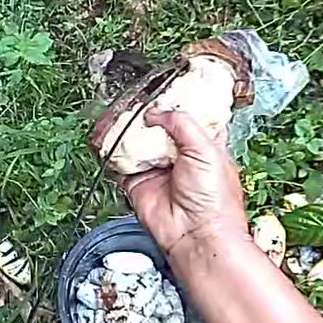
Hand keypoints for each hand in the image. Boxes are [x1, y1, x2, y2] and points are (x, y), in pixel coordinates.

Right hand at [122, 107, 248, 267]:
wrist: (196, 235)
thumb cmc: (214, 200)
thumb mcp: (206, 149)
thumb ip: (182, 124)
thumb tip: (157, 112)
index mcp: (204, 146)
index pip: (189, 118)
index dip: (177, 104)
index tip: (163, 88)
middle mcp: (180, 156)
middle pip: (159, 127)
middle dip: (147, 114)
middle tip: (136, 99)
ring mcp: (157, 169)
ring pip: (137, 142)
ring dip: (128, 129)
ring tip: (118, 113)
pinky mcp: (137, 182)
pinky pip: (120, 162)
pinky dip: (112, 149)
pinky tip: (108, 135)